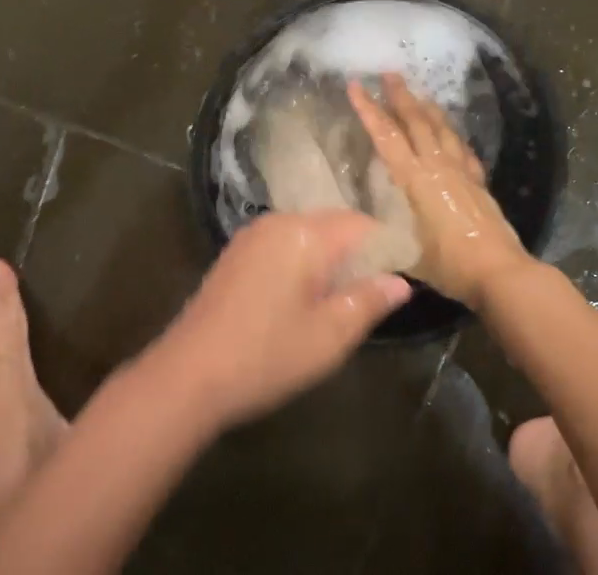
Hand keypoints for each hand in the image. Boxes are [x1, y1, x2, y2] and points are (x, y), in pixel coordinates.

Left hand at [145, 209, 411, 429]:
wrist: (187, 375)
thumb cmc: (266, 356)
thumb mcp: (329, 336)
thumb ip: (368, 301)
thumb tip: (400, 281)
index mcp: (305, 234)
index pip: (362, 224)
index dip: (390, 246)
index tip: (409, 273)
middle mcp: (278, 222)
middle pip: (334, 224)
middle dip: (361, 251)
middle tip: (382, 290)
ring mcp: (252, 236)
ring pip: (308, 234)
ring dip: (332, 258)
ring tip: (350, 297)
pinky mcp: (235, 255)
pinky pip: (284, 245)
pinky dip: (305, 262)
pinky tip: (309, 296)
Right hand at [347, 74, 532, 308]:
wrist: (499, 273)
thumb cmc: (447, 264)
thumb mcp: (404, 250)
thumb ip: (381, 232)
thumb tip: (357, 225)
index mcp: (414, 178)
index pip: (386, 136)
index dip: (369, 109)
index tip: (356, 85)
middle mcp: (438, 167)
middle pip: (417, 122)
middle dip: (401, 96)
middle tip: (390, 73)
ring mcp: (462, 172)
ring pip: (442, 130)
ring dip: (428, 109)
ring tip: (419, 94)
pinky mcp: (479, 183)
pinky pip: (462, 149)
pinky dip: (452, 135)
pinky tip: (451, 134)